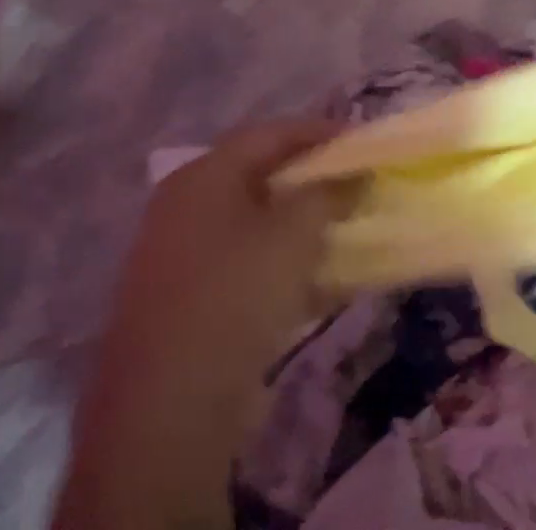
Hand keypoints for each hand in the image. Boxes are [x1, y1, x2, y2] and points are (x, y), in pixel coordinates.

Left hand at [100, 118, 349, 379]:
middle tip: (359, 188)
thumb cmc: (236, 295)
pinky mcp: (187, 301)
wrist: (169, 402)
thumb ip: (329, 193)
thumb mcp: (295, 234)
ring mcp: (180, 256)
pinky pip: (246, 264)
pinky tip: (320, 282)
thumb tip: (354, 172)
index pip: (269, 133)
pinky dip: (283, 264)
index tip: (366, 144)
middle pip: (259, 176)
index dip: (321, 132)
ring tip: (347, 232)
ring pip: (255, 224)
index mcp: (203, 177)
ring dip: (301, 225)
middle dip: (313, 180)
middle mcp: (184, 206)